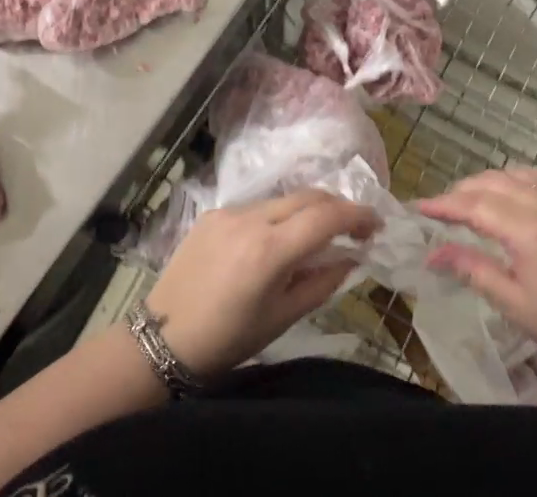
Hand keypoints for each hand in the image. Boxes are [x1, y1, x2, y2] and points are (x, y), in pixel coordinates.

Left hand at [143, 189, 378, 377]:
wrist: (161, 341)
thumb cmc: (228, 339)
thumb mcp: (283, 316)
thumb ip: (323, 282)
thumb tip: (351, 257)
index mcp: (270, 251)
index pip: (328, 216)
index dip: (358, 215)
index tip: (376, 226)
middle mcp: (250, 220)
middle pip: (309, 196)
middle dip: (338, 207)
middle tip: (354, 228)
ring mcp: (228, 213)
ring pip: (284, 199)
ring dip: (308, 211)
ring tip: (316, 236)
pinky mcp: (211, 214)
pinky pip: (257, 207)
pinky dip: (278, 217)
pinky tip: (276, 241)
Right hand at [417, 167, 536, 376]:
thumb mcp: (512, 302)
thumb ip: (472, 270)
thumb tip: (433, 253)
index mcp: (527, 229)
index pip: (474, 205)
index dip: (443, 205)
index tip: (418, 208)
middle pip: (492, 184)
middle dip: (460, 192)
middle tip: (437, 209)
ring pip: (514, 175)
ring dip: (485, 183)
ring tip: (464, 200)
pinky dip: (514, 178)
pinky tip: (505, 191)